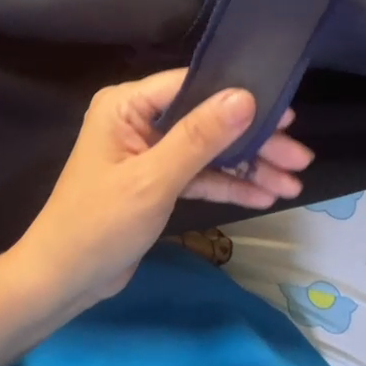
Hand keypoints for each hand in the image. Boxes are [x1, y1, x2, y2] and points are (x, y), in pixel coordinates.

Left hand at [10, 69, 312, 309]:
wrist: (65, 280)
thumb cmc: (100, 223)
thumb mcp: (153, 180)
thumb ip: (199, 138)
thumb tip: (244, 97)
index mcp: (126, 105)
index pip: (191, 86)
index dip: (239, 97)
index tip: (285, 112)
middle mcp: (138, 119)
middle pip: (206, 119)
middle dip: (253, 139)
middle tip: (300, 157)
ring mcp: (148, 151)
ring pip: (208, 149)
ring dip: (249, 164)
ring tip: (294, 181)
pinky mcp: (157, 181)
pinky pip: (200, 174)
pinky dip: (230, 183)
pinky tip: (265, 195)